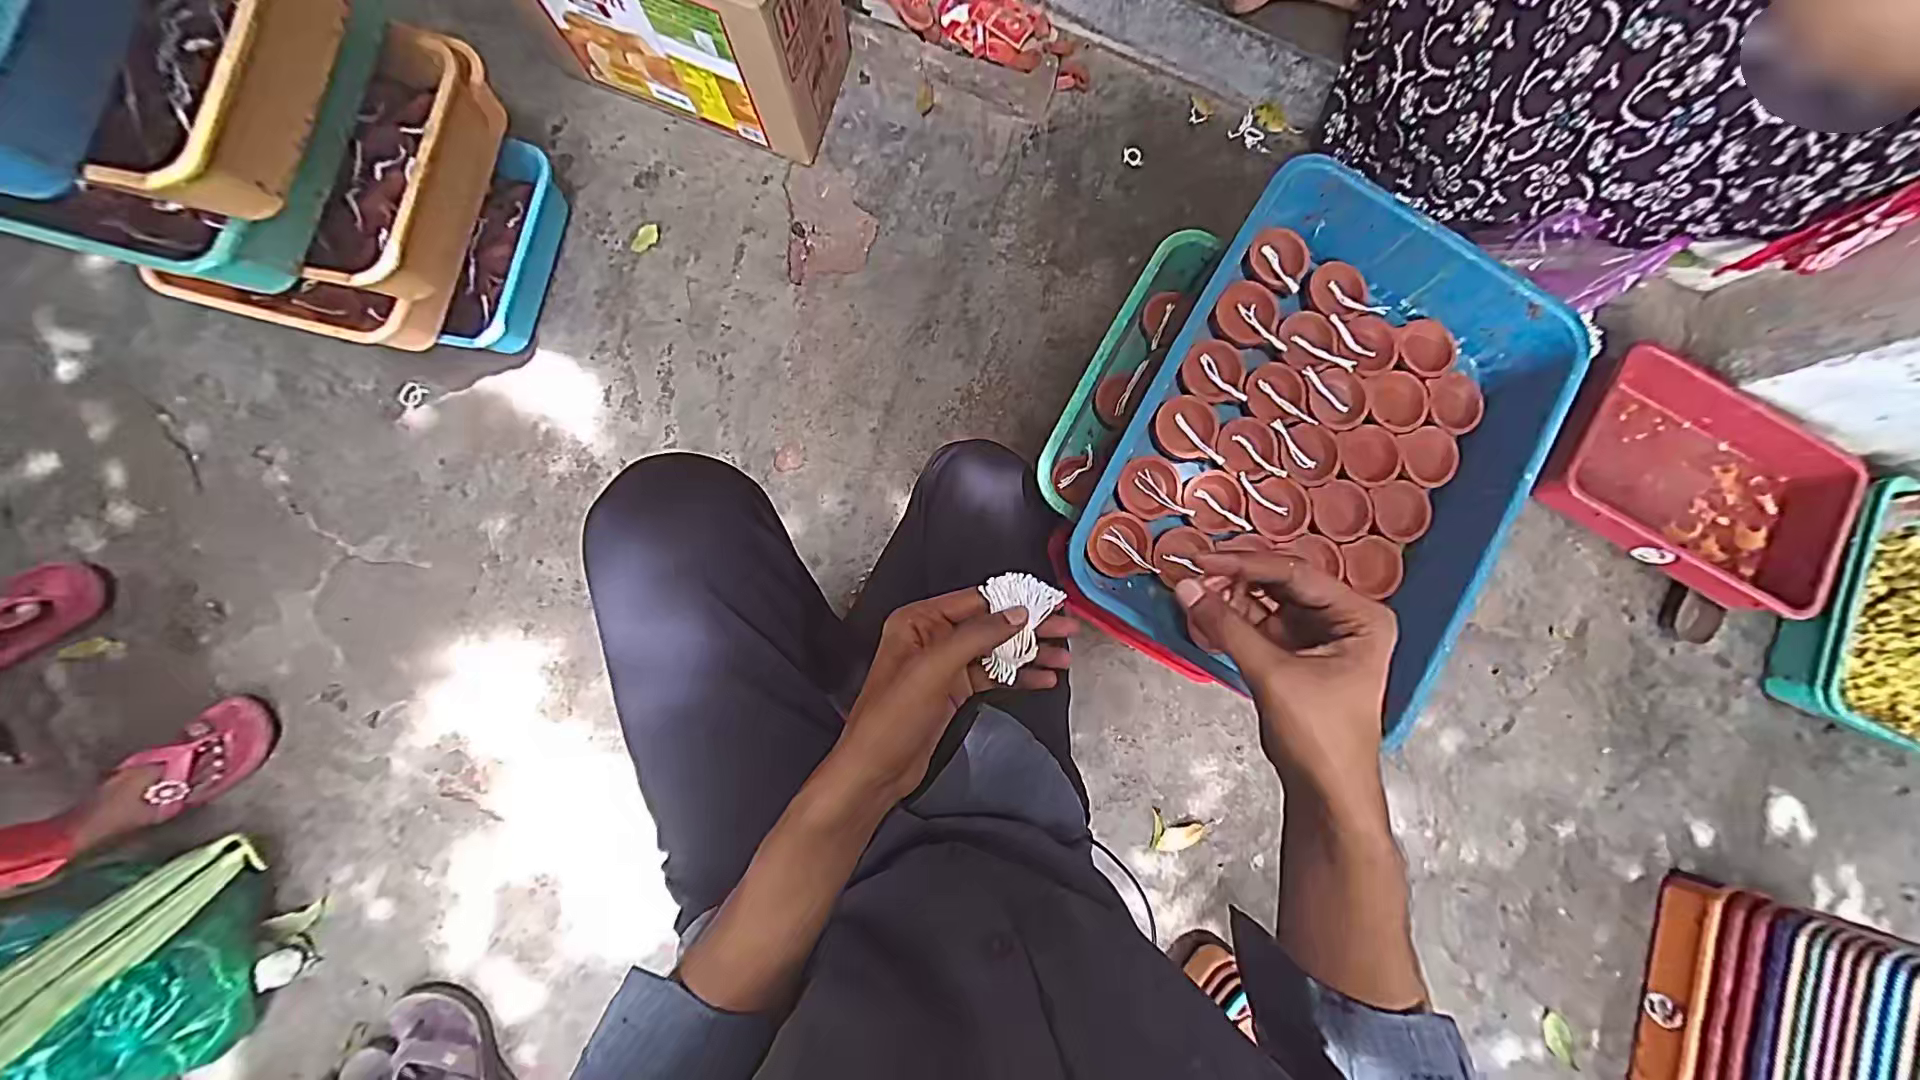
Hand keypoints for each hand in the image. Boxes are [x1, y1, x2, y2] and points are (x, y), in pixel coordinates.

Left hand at [838, 587, 1077, 800]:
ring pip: (996, 651)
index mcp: (917, 621)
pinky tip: (1041, 677)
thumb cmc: (886, 720)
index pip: (975, 601)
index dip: (1013, 601)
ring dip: (1029, 654)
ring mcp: (944, 665)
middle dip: (1029, 628)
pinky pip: (993, 675)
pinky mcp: (954, 689)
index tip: (1045, 603)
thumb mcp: (933, 669)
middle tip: (1062, 629)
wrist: (876, 769)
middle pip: (990, 625)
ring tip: (1060, 656)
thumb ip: (975, 637)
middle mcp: (931, 638)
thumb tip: (1013, 614)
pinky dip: (1019, 676)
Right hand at [1175, 553, 1395, 804]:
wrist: (1326, 791)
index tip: (1203, 560)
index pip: (1295, 574)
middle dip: (1233, 583)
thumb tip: (1189, 588)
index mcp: (1360, 617)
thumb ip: (1227, 626)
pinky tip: (1206, 622)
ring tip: (1195, 603)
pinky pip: (1257, 623)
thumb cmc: (1321, 738)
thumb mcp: (1272, 673)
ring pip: (1264, 602)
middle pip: (1278, 584)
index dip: (1244, 564)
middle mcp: (1342, 618)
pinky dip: (1230, 622)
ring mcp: (1317, 635)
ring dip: (1228, 602)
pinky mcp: (1293, 651)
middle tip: (1195, 583)